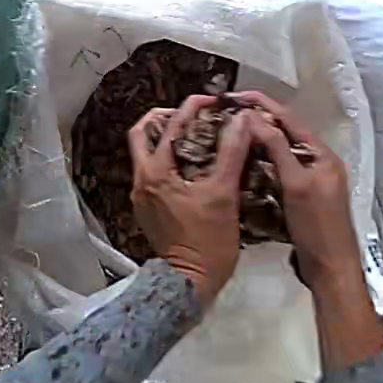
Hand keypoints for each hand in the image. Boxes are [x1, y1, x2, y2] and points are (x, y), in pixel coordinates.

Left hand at [126, 95, 245, 304]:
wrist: (190, 282)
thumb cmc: (208, 239)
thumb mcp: (223, 194)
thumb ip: (231, 154)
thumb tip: (241, 120)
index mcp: (154, 171)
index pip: (167, 128)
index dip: (189, 109)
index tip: (210, 100)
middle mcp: (140, 178)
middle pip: (142, 135)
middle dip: (164, 119)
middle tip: (191, 116)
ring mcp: (141, 193)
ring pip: (145, 153)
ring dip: (166, 139)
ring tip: (195, 136)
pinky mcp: (147, 206)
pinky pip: (153, 172)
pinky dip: (168, 159)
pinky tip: (192, 163)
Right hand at [228, 91, 382, 366]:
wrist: (330, 269)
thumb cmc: (316, 225)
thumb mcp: (295, 183)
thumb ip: (275, 147)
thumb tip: (251, 115)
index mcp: (322, 155)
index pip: (289, 118)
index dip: (261, 104)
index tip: (231, 96)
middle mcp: (316, 162)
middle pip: (282, 131)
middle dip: (255, 118)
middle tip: (223, 113)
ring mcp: (307, 178)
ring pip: (277, 149)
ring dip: (254, 138)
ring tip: (225, 131)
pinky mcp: (297, 193)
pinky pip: (274, 166)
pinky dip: (256, 158)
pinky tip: (237, 159)